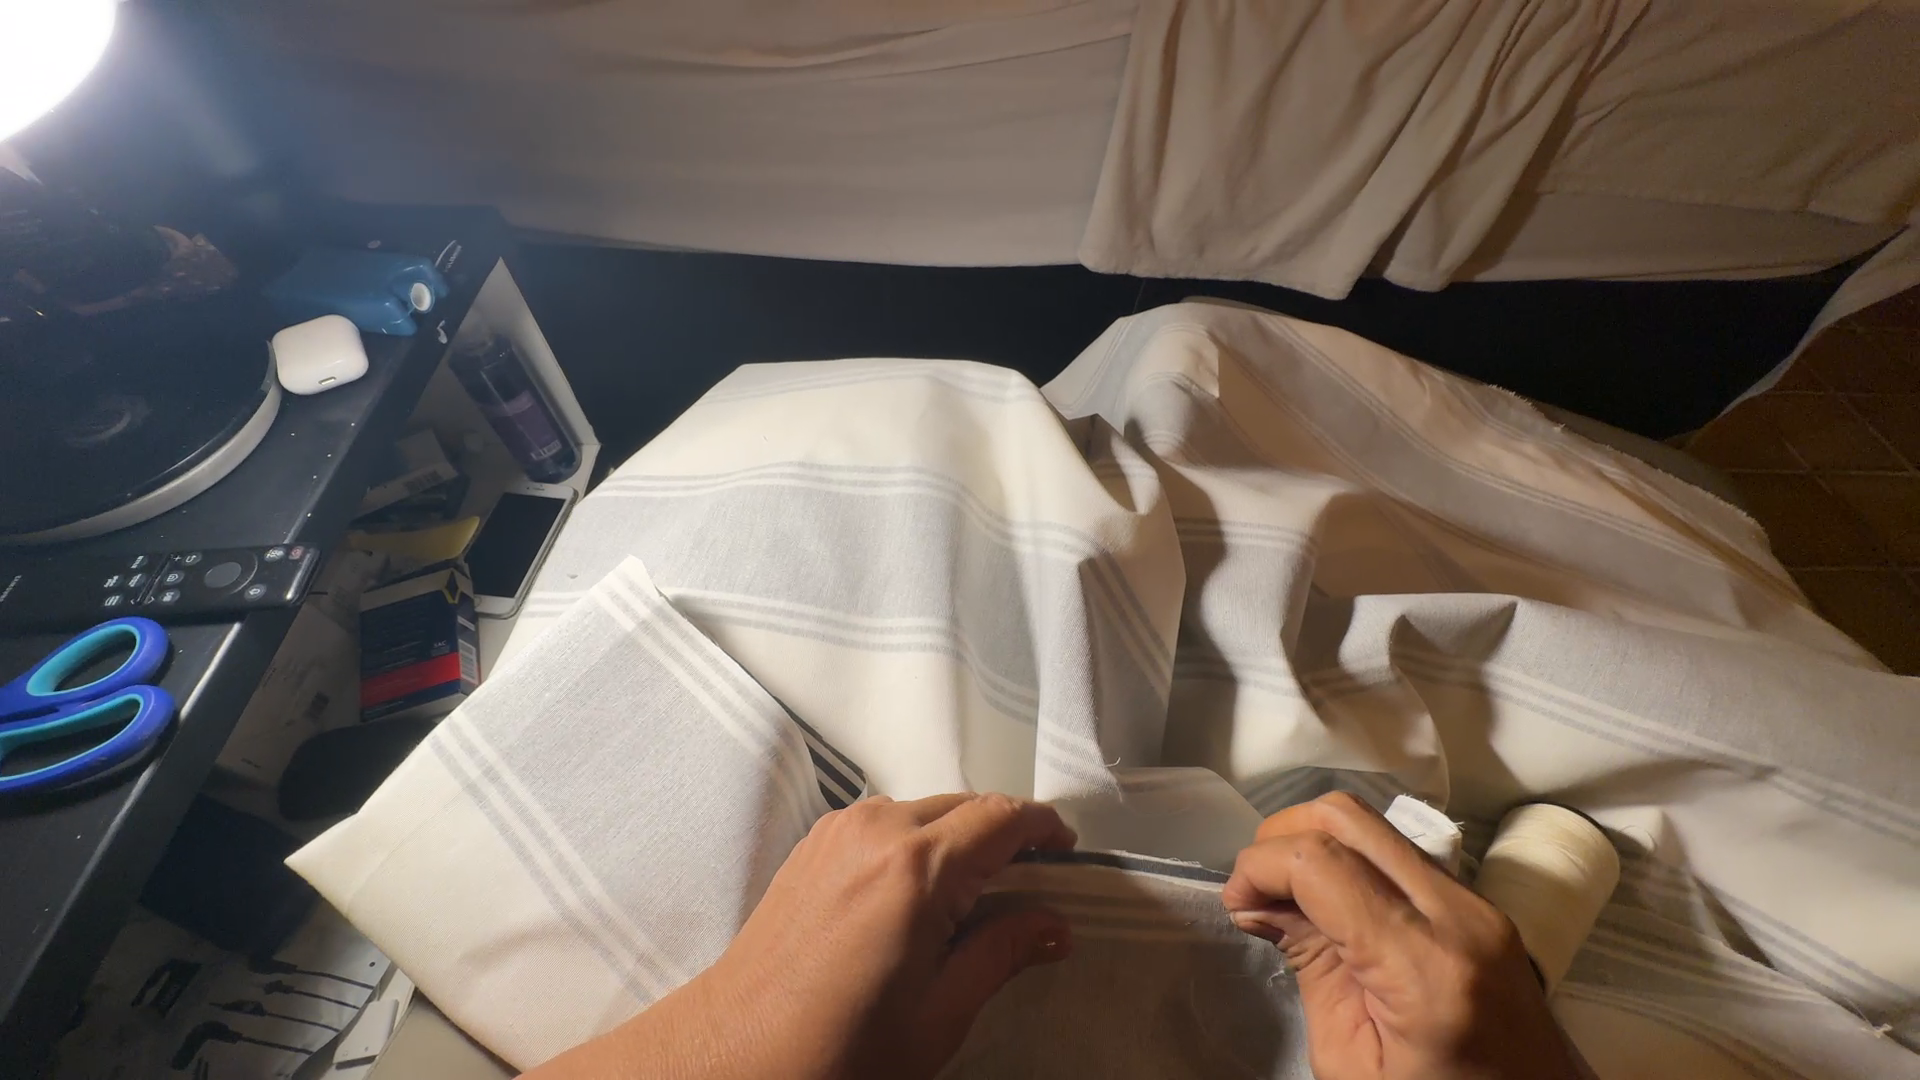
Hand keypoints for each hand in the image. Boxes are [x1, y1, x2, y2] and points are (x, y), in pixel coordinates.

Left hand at [526, 793, 1076, 1079]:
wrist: (734, 1055)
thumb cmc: (835, 1052)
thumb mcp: (939, 1015)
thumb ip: (1002, 953)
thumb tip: (1053, 925)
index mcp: (917, 870)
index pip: (1001, 818)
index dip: (1042, 827)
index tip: (1063, 849)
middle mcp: (878, 830)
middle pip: (967, 805)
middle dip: (1004, 833)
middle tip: (1028, 883)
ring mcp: (842, 829)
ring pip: (927, 807)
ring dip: (960, 835)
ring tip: (971, 894)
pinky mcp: (818, 839)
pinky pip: (888, 818)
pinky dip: (919, 838)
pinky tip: (919, 889)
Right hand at [1222, 793, 1581, 1079]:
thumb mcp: (1347, 1060)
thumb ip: (1306, 961)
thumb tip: (1256, 899)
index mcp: (1425, 968)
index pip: (1320, 862)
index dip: (1259, 866)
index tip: (1236, 902)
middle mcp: (1457, 914)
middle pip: (1343, 817)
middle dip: (1281, 837)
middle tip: (1259, 888)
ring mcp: (1475, 901)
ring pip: (1367, 820)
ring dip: (1311, 840)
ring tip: (1290, 892)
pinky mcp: (1477, 900)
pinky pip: (1390, 847)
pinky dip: (1343, 854)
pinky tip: (1330, 900)